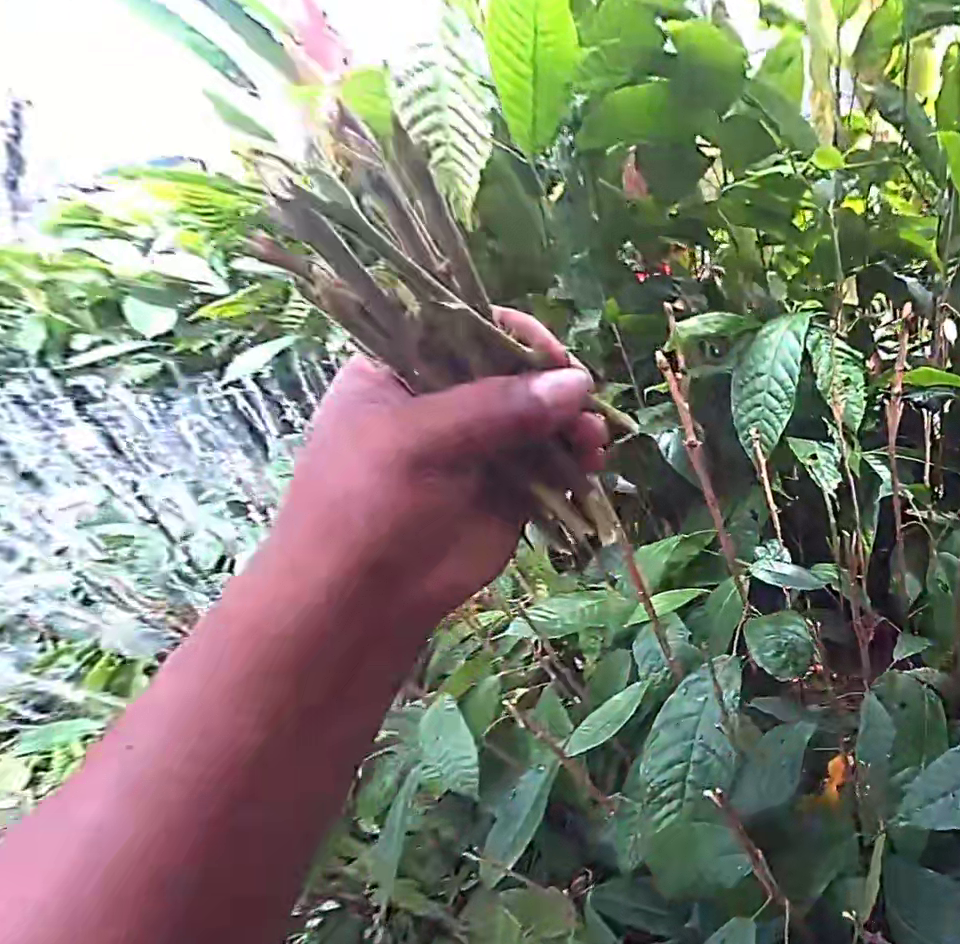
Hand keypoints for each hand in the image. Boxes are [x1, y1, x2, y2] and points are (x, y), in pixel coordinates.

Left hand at [261, 308, 608, 629]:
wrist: (366, 599)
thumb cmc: (367, 507)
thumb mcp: (420, 443)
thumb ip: (498, 408)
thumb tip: (580, 383)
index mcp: (404, 372)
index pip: (469, 329)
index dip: (518, 338)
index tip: (555, 359)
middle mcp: (451, 402)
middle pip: (520, 375)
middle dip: (559, 388)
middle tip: (584, 412)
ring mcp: (486, 446)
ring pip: (547, 419)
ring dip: (577, 427)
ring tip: (593, 446)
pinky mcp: (516, 486)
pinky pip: (559, 462)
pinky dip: (580, 462)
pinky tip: (593, 468)